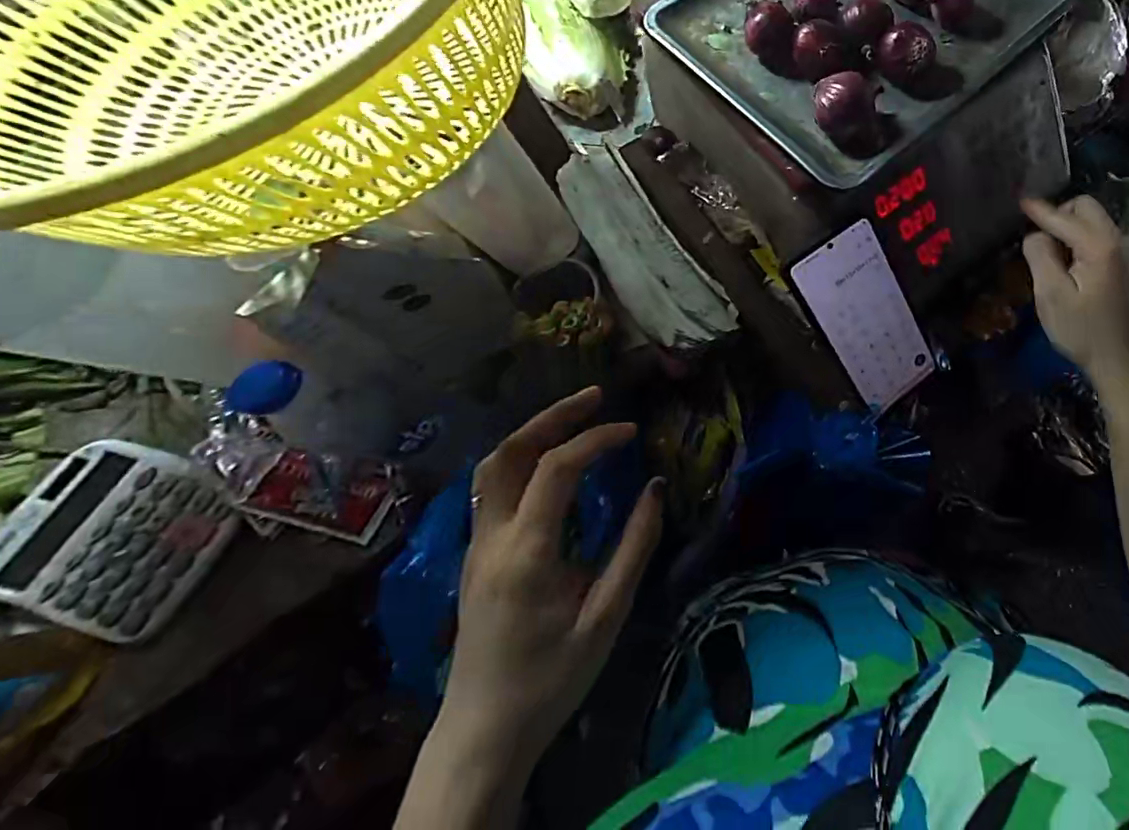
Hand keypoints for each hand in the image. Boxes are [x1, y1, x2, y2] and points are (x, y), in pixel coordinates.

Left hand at [442, 387, 664, 773]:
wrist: (484, 732)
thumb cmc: (552, 680)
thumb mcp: (606, 617)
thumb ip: (634, 548)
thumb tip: (654, 488)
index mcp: (527, 552)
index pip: (557, 469)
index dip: (595, 439)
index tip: (631, 431)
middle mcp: (492, 538)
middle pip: (510, 453)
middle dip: (552, 416)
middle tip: (594, 396)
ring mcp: (475, 545)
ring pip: (492, 467)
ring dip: (531, 433)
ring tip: (572, 418)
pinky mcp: (474, 555)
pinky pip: (491, 489)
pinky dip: (521, 458)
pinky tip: (549, 463)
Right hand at [1021, 196, 1128, 384]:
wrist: (1122, 361)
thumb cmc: (1082, 330)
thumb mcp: (1051, 294)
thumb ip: (1040, 256)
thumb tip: (1035, 235)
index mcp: (1099, 246)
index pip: (1064, 217)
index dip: (1039, 210)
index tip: (1018, 201)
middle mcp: (1117, 242)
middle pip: (1085, 208)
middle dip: (1058, 214)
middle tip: (1035, 237)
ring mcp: (1123, 254)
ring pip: (1092, 222)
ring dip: (1067, 228)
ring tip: (1046, 253)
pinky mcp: (1122, 267)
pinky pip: (1096, 238)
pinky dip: (1077, 241)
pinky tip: (1064, 264)